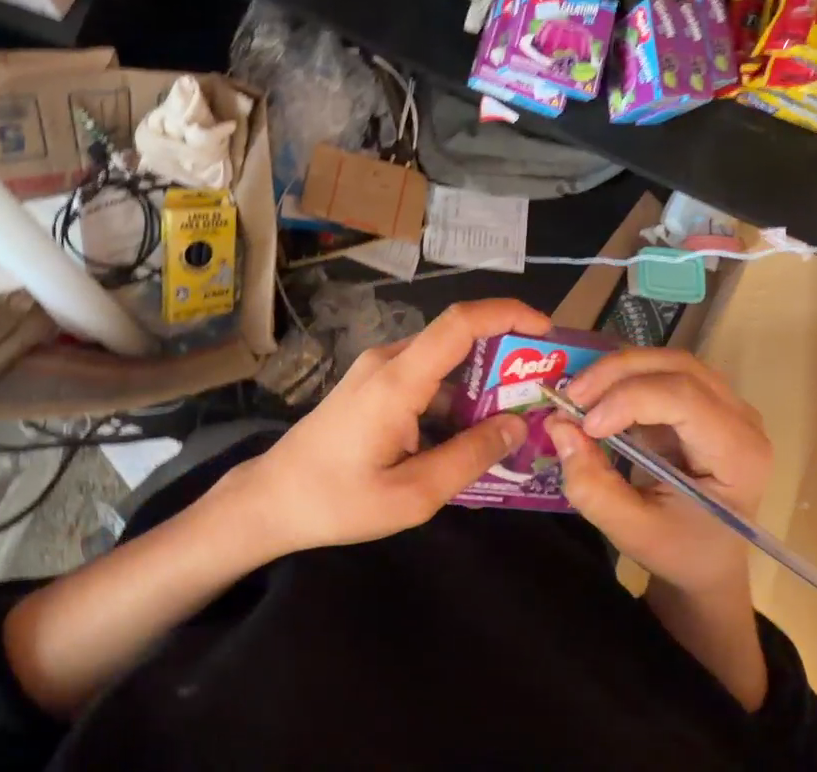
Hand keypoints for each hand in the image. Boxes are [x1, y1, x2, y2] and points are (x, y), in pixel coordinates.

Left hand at [225, 299, 549, 555]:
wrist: (270, 501)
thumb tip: (517, 425)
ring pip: (443, 369)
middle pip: (457, 344)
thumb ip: (469, 457)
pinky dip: (453, 406)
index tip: (546, 332)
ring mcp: (376, 374)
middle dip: (504, 365)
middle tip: (541, 398)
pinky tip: (470, 444)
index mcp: (397, 380)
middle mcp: (387, 362)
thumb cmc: (337, 501)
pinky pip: (424, 385)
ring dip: (479, 393)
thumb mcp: (413, 494)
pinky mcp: (371, 390)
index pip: (460, 323)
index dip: (507, 314)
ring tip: (514, 429)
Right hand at [545, 348, 772, 594]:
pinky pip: (661, 373)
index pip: (684, 397)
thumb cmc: (681, 551)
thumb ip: (593, 485)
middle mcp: (741, 419)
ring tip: (579, 395)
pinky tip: (597, 399)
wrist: (710, 563)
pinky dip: (624, 378)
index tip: (585, 426)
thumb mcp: (632, 532)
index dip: (629, 399)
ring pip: (668, 361)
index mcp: (738, 455)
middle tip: (570, 398)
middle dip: (616, 373)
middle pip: (677, 367)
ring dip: (618, 370)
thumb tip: (560, 426)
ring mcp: (726, 406)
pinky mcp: (703, 402)